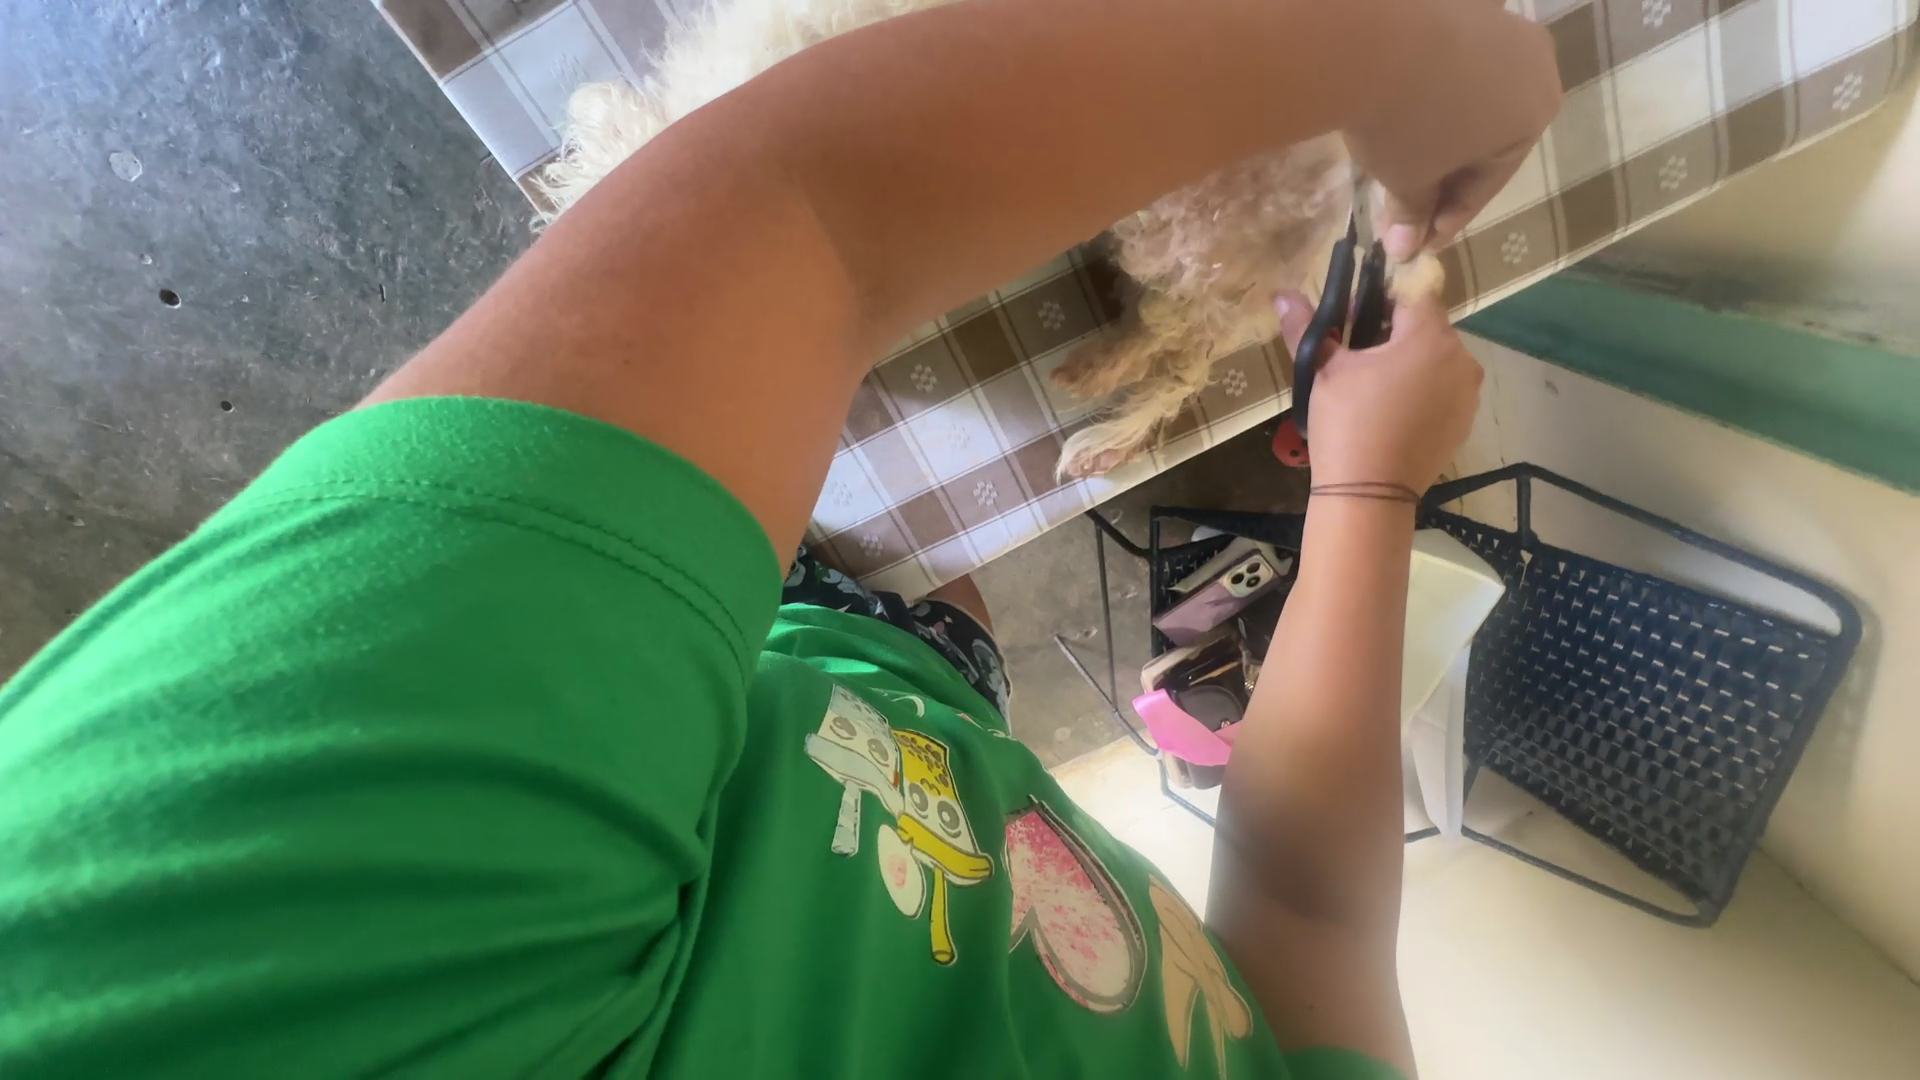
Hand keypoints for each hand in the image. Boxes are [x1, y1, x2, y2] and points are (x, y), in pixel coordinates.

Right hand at [1277, 290, 1482, 494]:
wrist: (1369, 492)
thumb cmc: (1345, 424)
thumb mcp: (1322, 373)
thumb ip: (1306, 328)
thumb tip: (1282, 293)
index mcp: (1428, 337)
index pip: (1412, 293)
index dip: (1379, 299)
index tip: (1351, 320)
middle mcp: (1460, 358)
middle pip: (1425, 329)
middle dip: (1391, 336)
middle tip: (1353, 361)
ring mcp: (1467, 392)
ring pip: (1434, 361)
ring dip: (1407, 365)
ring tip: (1370, 393)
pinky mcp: (1464, 421)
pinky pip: (1441, 392)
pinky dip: (1419, 394)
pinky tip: (1389, 416)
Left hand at [1344, 0, 1561, 260]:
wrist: (1375, 40)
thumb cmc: (1405, 125)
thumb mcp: (1408, 179)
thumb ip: (1413, 213)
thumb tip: (1406, 249)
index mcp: (1535, 115)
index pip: (1486, 186)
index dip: (1447, 221)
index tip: (1418, 246)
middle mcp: (1536, 67)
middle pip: (1484, 142)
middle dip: (1442, 182)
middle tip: (1405, 215)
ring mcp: (1505, 30)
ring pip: (1468, 107)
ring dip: (1435, 143)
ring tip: (1399, 172)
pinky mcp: (1467, 10)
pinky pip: (1448, 74)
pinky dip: (1426, 104)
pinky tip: (1399, 120)